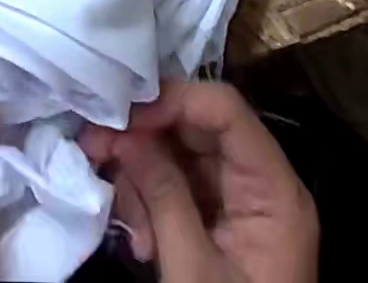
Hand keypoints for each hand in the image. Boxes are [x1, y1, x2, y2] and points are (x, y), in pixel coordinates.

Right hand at [80, 79, 317, 282]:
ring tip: (126, 219)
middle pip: (194, 124)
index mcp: (272, 191)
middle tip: (95, 146)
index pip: (224, 108)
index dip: (173, 100)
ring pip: (176, 149)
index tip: (123, 119)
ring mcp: (235, 197)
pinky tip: (139, 236)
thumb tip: (124, 132)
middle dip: (142, 135)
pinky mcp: (214, 214)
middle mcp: (258, 181)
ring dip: (139, 172)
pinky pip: (172, 179)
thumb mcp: (193, 271)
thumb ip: (162, 194)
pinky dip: (146, 196)